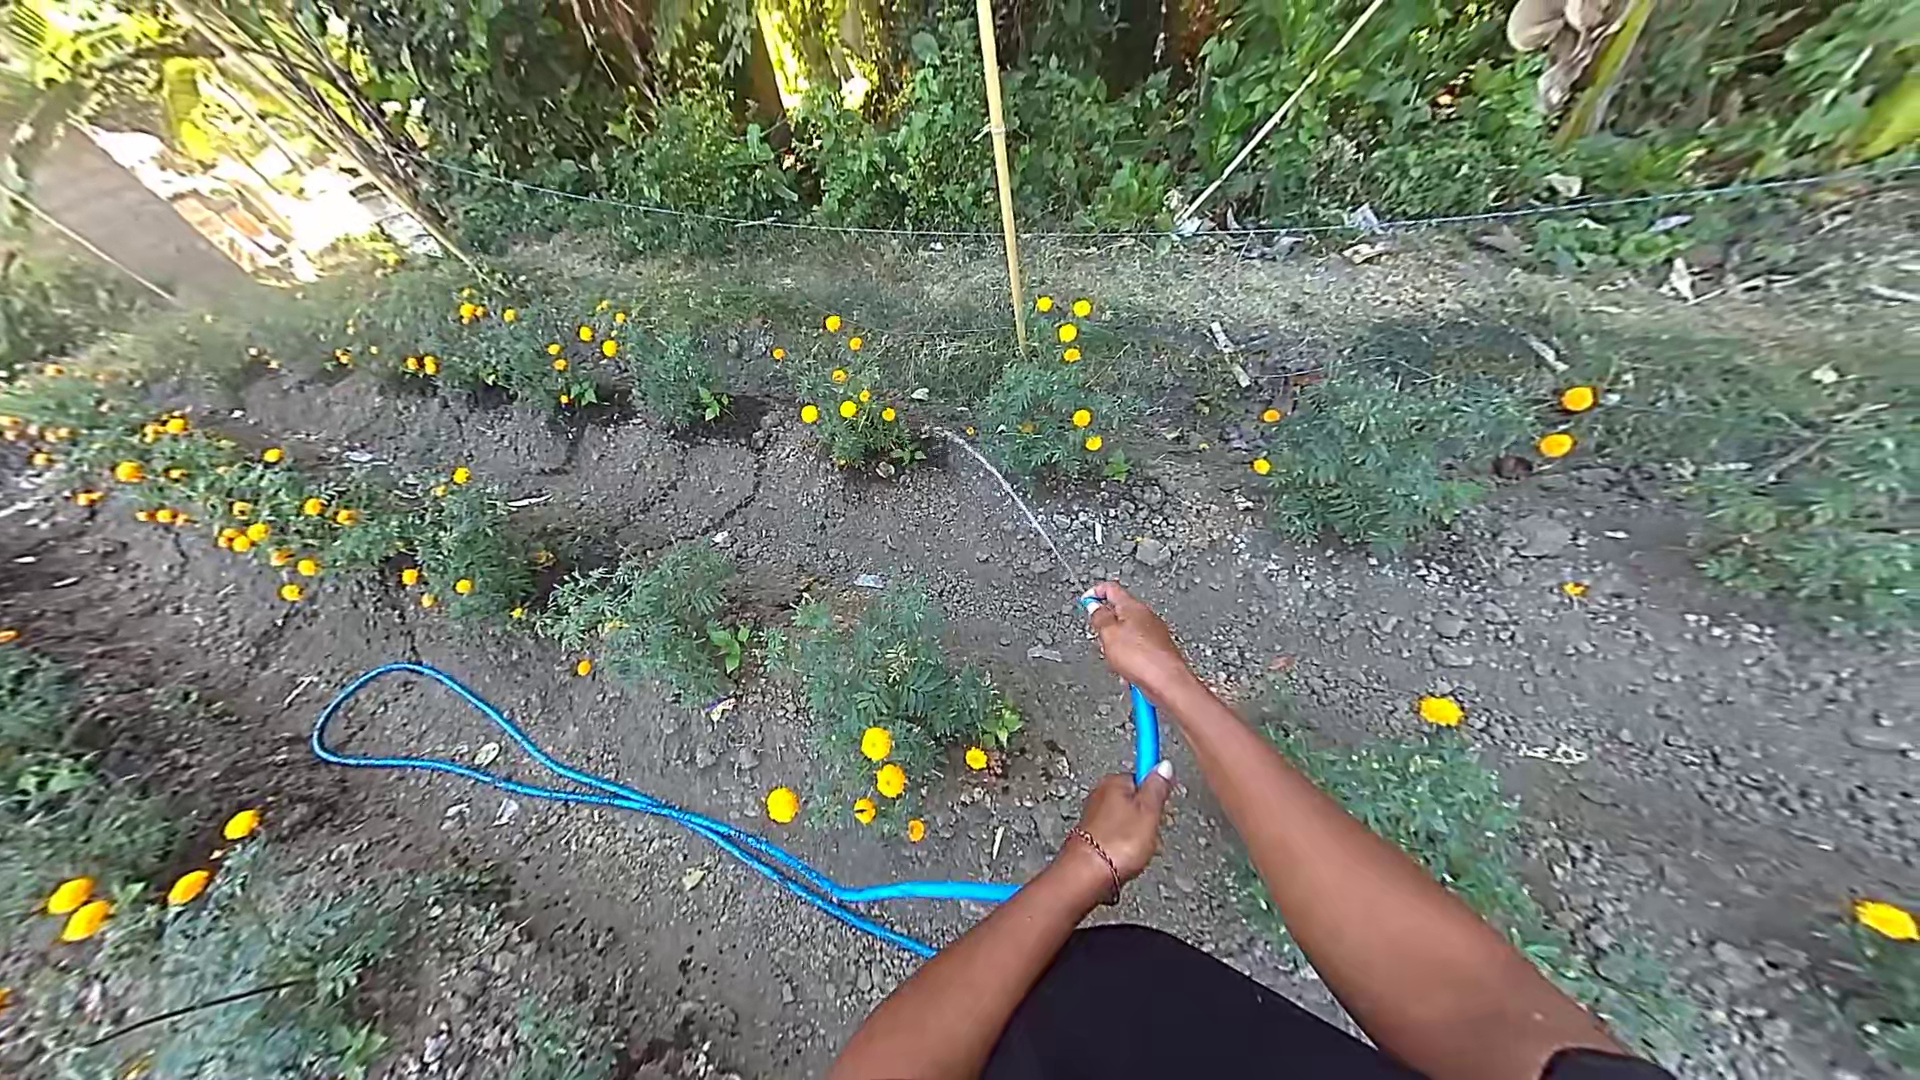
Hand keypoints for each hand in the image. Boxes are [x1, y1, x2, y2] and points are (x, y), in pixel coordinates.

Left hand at [1060, 765, 1174, 886]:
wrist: (1089, 872)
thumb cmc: (1117, 842)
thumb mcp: (1149, 811)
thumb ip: (1157, 787)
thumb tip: (1165, 765)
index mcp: (1114, 781)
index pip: (1142, 777)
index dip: (1156, 795)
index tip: (1159, 808)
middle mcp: (1101, 793)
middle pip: (1136, 800)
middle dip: (1147, 818)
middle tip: (1150, 831)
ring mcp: (1096, 814)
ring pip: (1128, 820)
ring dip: (1137, 834)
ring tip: (1138, 847)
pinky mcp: (1094, 835)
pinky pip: (1119, 836)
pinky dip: (1126, 845)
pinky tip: (1128, 856)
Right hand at [1084, 582, 1194, 702]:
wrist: (1167, 683)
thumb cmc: (1142, 657)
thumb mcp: (1108, 633)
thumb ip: (1099, 617)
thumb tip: (1094, 606)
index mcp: (1133, 606)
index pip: (1111, 589)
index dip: (1095, 593)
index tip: (1085, 601)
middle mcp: (1146, 616)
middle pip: (1119, 613)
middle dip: (1106, 626)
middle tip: (1100, 637)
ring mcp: (1154, 634)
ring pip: (1127, 634)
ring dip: (1116, 645)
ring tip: (1116, 659)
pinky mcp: (1158, 651)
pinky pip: (1137, 650)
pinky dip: (1128, 659)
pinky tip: (1128, 671)